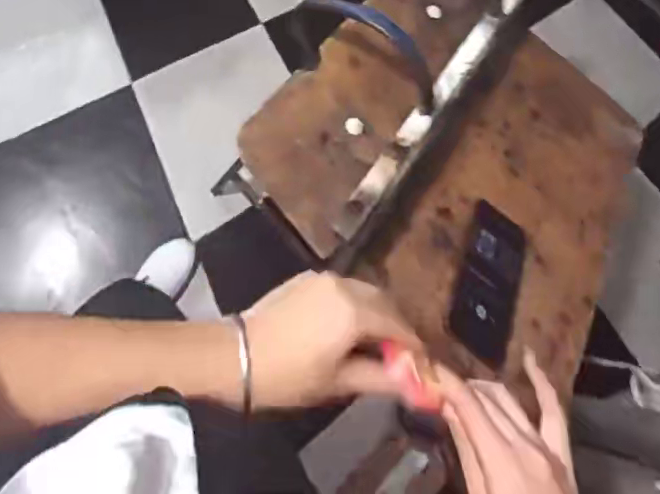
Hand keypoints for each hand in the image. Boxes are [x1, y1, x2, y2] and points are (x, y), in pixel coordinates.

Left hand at [241, 272, 424, 409]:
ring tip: (376, 344)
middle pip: (383, 302)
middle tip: (401, 357)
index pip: (398, 325)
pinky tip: (349, 327)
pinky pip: (342, 287)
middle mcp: (342, 285)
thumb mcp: (338, 382)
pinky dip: (355, 304)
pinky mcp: (305, 278)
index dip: (414, 347)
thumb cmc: (290, 375)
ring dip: (376, 313)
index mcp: (354, 311)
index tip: (422, 367)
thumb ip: (380, 377)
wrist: (238, 354)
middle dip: (397, 326)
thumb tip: (413, 383)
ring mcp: (321, 277)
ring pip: (363, 291)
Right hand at [435, 351, 576, 493]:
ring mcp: (549, 451)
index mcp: (503, 459)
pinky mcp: (563, 458)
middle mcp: (527, 446)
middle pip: (486, 398)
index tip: (423, 366)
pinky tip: (529, 360)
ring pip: (509, 400)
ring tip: (461, 386)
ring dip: (483, 388)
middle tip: (434, 382)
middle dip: (458, 385)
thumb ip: (467, 452)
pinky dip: (541, 383)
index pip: (467, 402)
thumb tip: (449, 408)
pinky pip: (554, 413)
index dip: (445, 380)